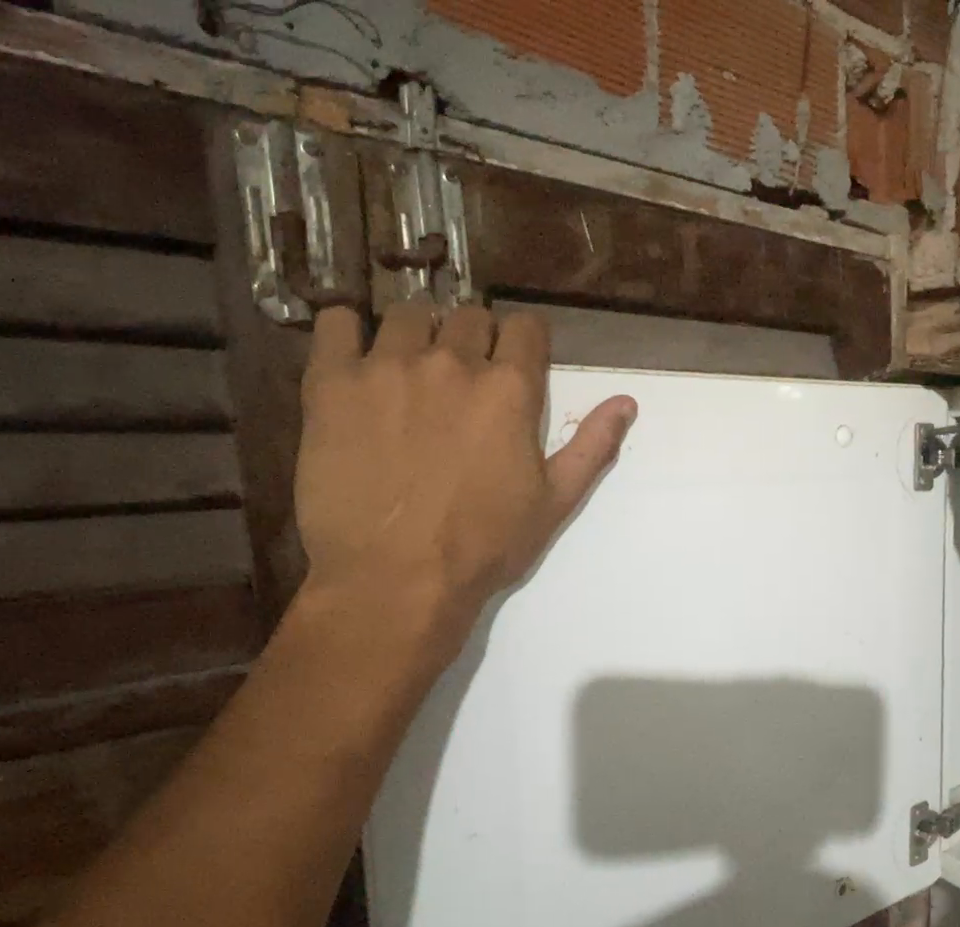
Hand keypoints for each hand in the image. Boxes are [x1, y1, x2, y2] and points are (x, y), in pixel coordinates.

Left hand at [293, 300, 635, 650]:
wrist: (396, 578)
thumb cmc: (485, 545)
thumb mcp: (556, 502)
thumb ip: (593, 446)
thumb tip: (627, 402)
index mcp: (510, 389)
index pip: (526, 328)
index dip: (525, 341)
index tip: (517, 361)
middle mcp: (452, 363)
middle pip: (468, 316)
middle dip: (473, 338)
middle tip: (463, 376)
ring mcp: (387, 368)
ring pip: (407, 315)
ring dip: (417, 333)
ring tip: (410, 368)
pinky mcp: (332, 384)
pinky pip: (335, 324)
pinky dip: (346, 330)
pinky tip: (353, 356)